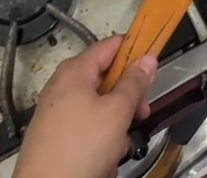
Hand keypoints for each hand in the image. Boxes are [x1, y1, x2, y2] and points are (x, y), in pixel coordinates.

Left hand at [13, 36, 154, 177]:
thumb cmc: (82, 145)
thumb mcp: (116, 112)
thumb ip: (134, 83)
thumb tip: (147, 57)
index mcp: (75, 70)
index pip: (111, 45)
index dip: (134, 52)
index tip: (152, 70)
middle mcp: (62, 85)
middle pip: (105, 78)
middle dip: (127, 97)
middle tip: (141, 114)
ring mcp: (56, 111)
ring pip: (98, 107)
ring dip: (114, 125)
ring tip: (118, 147)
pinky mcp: (54, 136)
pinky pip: (85, 128)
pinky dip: (98, 140)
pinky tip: (103, 160)